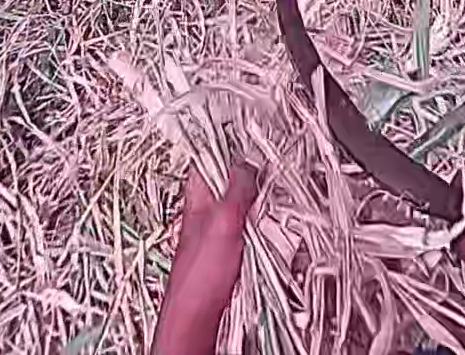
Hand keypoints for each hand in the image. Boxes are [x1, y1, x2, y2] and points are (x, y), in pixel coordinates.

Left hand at [152, 164, 258, 354]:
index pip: (211, 155)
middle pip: (229, 180)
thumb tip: (248, 165)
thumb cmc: (198, 276)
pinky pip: (245, 228)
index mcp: (197, 193)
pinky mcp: (224, 250)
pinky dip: (257, 228)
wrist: (195, 319)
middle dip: (250, 180)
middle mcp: (203, 208)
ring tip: (268, 209)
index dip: (230, 147)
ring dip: (256, 206)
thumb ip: (236, 190)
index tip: (251, 146)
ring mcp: (214, 229)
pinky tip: (264, 236)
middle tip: (267, 181)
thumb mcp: (224, 221)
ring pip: (239, 204)